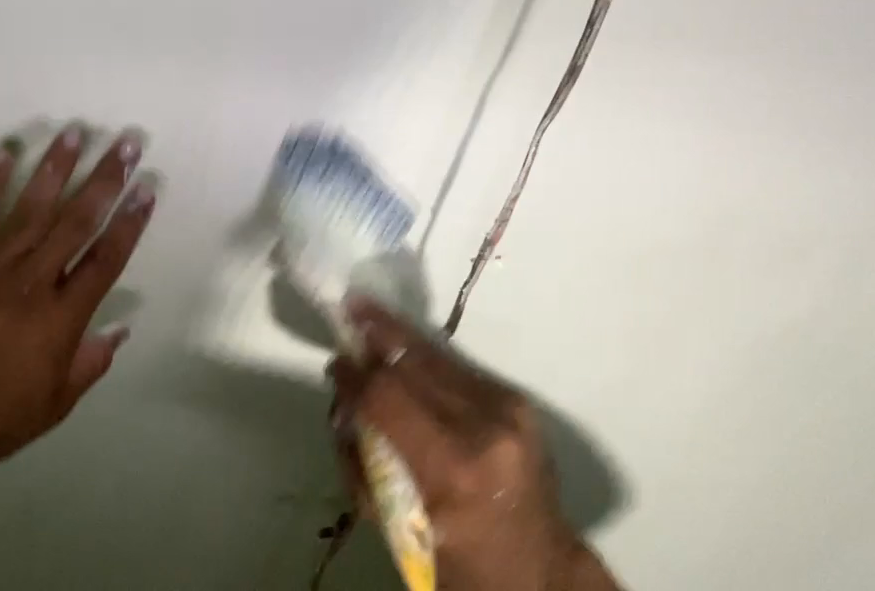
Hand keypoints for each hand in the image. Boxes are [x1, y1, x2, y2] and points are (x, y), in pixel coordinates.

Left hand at [0, 125, 155, 494]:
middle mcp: (32, 281)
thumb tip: (120, 329)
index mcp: (61, 317)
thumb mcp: (55, 402)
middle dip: (104, 179)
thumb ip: (91, 362)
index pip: (106, 258)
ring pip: (32, 207)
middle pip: (76, 221)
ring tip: (76, 132)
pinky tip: (6, 150)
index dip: (130, 222)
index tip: (147, 189)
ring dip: (56, 167)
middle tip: (125, 144)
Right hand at [328, 300, 613, 590]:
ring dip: (399, 334)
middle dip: (375, 336)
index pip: (386, 397)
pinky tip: (404, 345)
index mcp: (451, 468)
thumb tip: (342, 403)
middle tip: (348, 310)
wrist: (540, 570)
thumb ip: (362, 460)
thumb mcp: (395, 522)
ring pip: (437, 355)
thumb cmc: (457, 559)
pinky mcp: (518, 401)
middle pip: (412, 363)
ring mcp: (508, 409)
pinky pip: (457, 367)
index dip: (354, 376)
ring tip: (369, 312)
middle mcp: (485, 427)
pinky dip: (425, 356)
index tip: (333, 365)